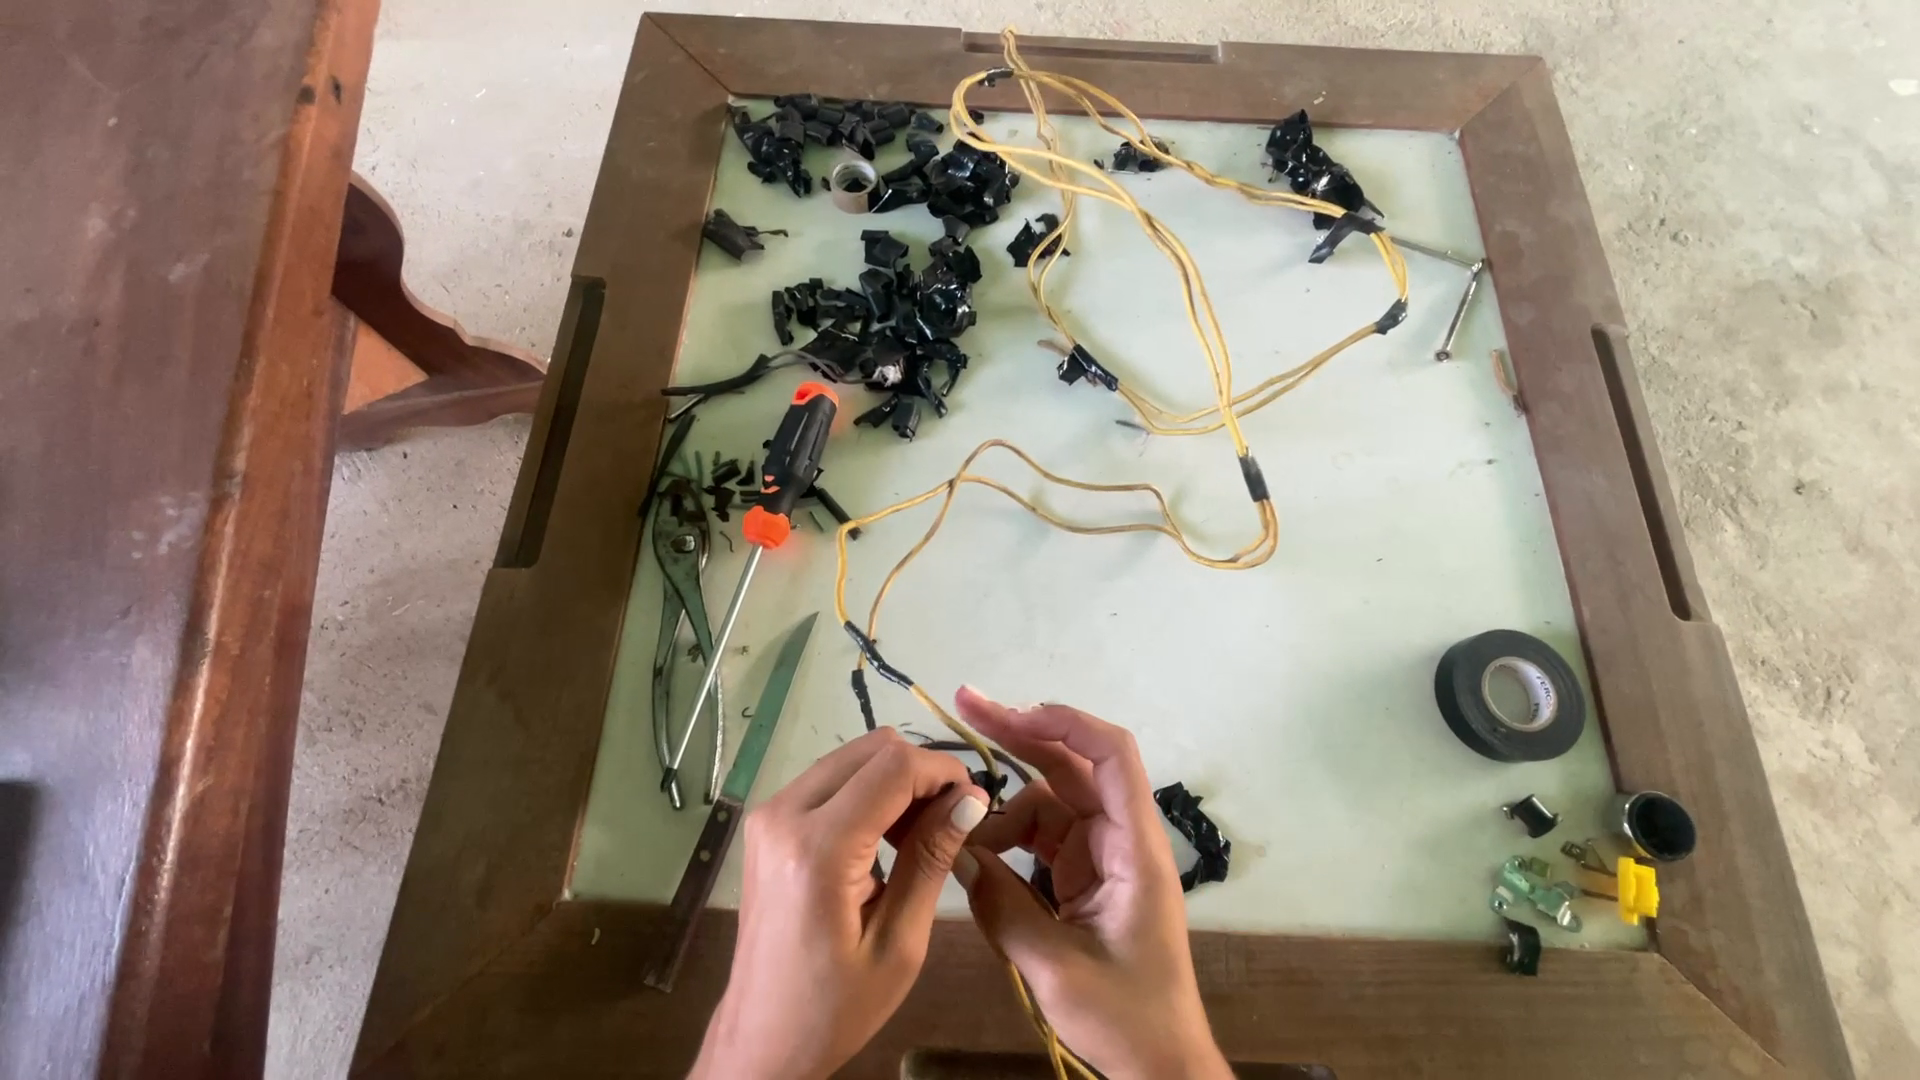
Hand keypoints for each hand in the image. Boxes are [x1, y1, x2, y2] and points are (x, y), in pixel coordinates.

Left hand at [690, 728, 989, 1079]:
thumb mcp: (899, 943)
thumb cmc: (834, 1008)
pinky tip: (883, 835)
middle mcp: (784, 814)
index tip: (974, 801)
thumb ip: (931, 858)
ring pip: (852, 756)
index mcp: (817, 850)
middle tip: (948, 820)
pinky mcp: (767, 819)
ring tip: (918, 833)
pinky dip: (867, 789)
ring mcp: (769, 813)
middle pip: (872, 748)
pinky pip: (830, 777)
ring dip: (894, 778)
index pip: (894, 767)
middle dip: (920, 772)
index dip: (943, 772)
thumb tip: (970, 798)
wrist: (759, 1039)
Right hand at [952, 687, 1231, 1079]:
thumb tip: (955, 852)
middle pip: (1070, 764)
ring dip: (1001, 809)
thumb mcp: (1058, 969)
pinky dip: (1006, 838)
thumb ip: (1003, 907)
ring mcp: (1100, 853)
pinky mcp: (1082, 873)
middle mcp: (1119, 836)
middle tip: (964, 705)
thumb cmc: (1129, 1019)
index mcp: (1133, 847)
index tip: (1008, 713)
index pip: (1111, 756)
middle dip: (1017, 734)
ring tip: (957, 834)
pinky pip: (1039, 835)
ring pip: (1045, 800)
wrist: (1160, 1066)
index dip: (1064, 722)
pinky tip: (975, 856)